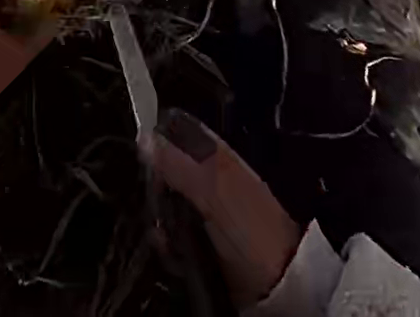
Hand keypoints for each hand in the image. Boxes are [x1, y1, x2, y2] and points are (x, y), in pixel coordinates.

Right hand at [149, 109, 302, 307]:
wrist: (278, 286)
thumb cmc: (250, 226)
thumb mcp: (213, 188)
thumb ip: (178, 162)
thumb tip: (142, 137)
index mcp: (214, 154)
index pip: (176, 132)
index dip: (156, 140)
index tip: (141, 156)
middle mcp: (207, 177)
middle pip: (165, 169)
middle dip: (154, 185)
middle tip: (155, 200)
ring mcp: (202, 210)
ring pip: (164, 202)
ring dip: (158, 216)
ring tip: (163, 230)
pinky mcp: (197, 241)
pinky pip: (169, 232)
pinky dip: (164, 240)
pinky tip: (167, 247)